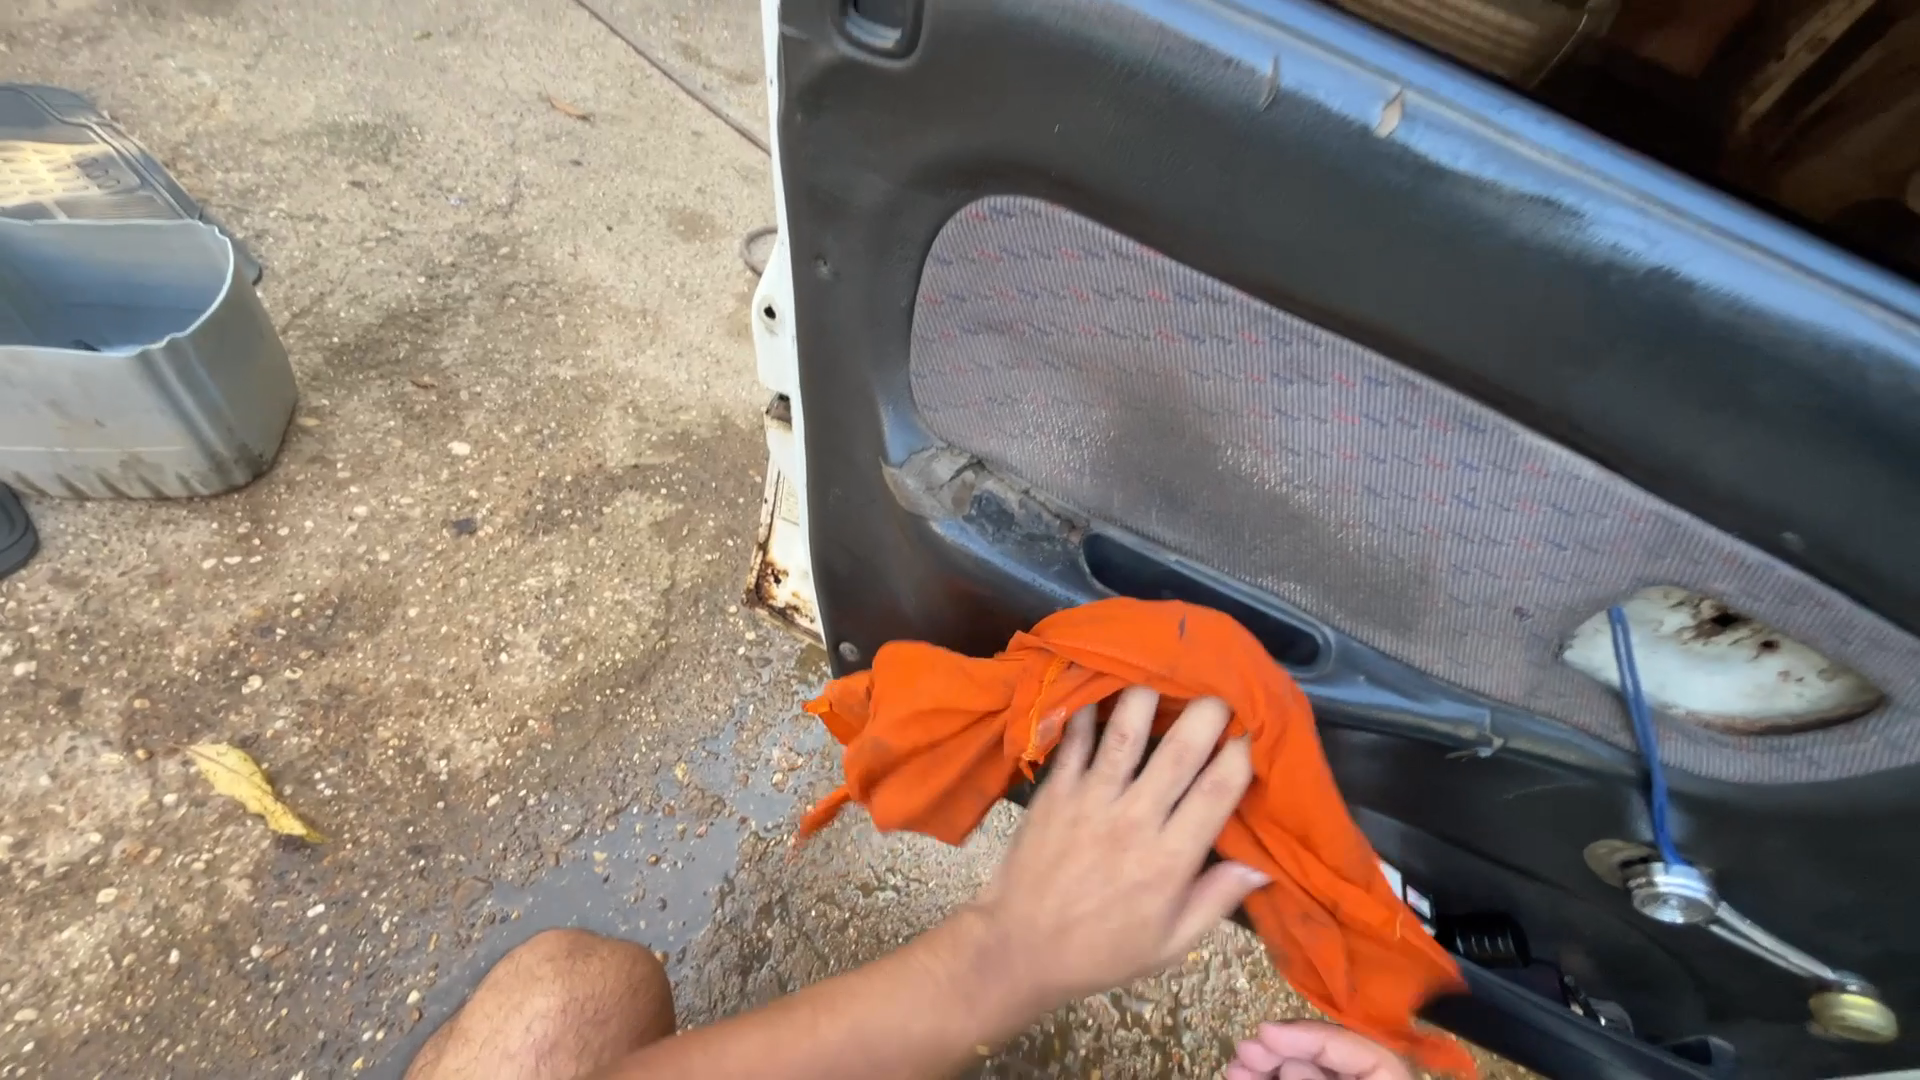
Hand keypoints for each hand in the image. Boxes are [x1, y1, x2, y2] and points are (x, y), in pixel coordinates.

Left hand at [965, 687, 1266, 1011]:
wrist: (1022, 944)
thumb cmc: (1103, 948)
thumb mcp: (1171, 943)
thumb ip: (1216, 900)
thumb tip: (1263, 867)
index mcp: (1169, 860)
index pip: (1216, 793)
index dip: (1240, 755)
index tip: (1252, 730)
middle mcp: (1133, 820)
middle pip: (1177, 753)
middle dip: (1204, 714)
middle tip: (1218, 690)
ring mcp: (1090, 798)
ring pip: (1123, 733)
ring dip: (1146, 698)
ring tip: (1161, 674)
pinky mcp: (1055, 789)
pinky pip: (1073, 739)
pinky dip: (1086, 709)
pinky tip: (1098, 683)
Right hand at [1227, 1021, 1414, 1079]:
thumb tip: (1291, 1064)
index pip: (1360, 1047)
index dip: (1309, 1036)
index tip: (1264, 1031)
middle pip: (1328, 1058)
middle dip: (1281, 1051)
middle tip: (1243, 1050)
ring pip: (1308, 1073)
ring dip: (1268, 1067)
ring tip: (1234, 1069)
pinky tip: (1244, 1078)